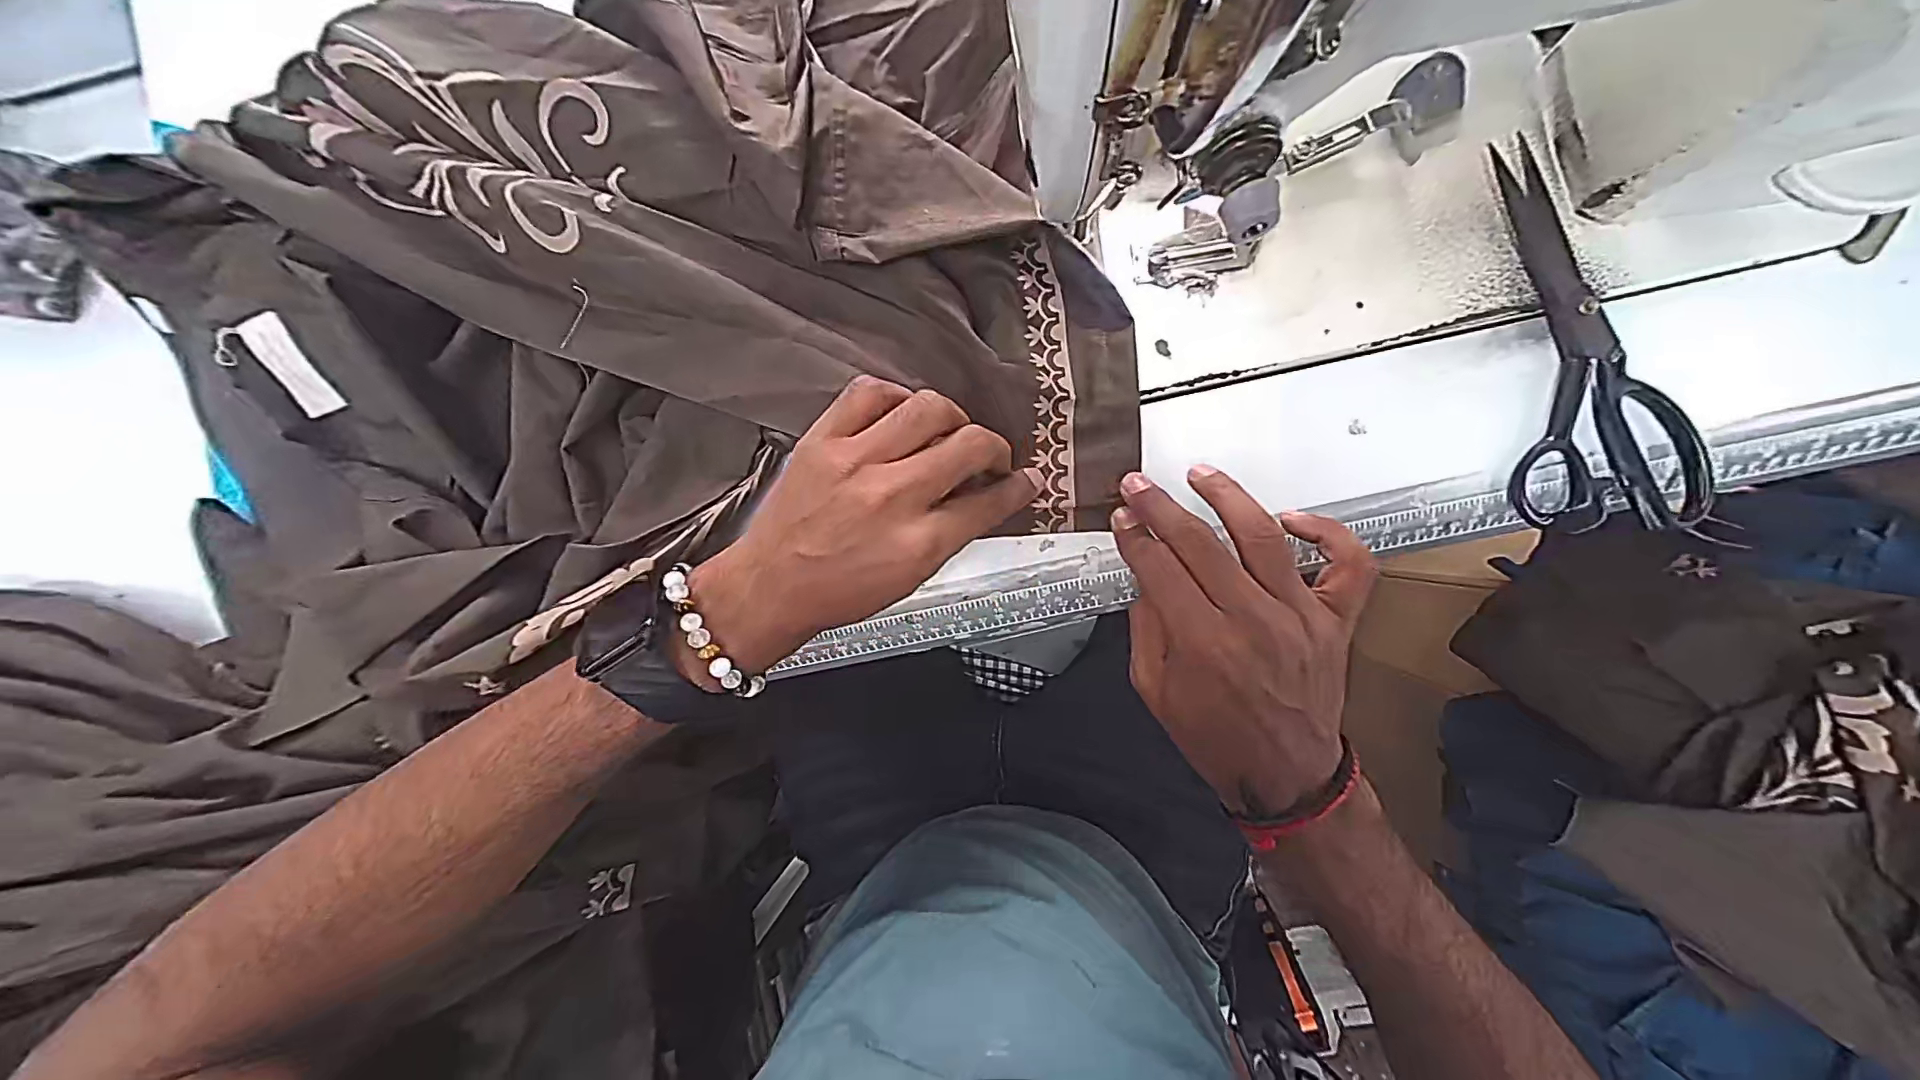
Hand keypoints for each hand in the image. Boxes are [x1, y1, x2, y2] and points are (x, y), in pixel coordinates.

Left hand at [682, 376, 1038, 679]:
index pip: (988, 502)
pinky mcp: (822, 441)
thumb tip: (987, 499)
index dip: (1018, 487)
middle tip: (991, 457)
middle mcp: (891, 496)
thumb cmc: (838, 591)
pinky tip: (901, 415)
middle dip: (995, 449)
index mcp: (918, 543)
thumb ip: (953, 535)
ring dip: (953, 418)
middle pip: (969, 446)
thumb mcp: (909, 578)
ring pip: (929, 408)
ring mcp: (854, 462)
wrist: (770, 586)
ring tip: (949, 432)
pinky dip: (896, 397)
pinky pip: (870, 393)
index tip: (1027, 479)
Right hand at [1111, 466, 1376, 817]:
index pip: (1159, 568)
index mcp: (1201, 644)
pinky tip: (1290, 518)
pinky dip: (1326, 532)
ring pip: (1263, 538)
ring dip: (1228, 498)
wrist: (1285, 774)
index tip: (1123, 515)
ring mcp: (1300, 618)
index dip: (1135, 536)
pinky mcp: (1335, 621)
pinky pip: (1348, 564)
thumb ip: (1146, 628)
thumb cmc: (1214, 737)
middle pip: (1199, 544)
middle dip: (1161, 508)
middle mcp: (1252, 622)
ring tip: (1201, 475)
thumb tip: (1146, 576)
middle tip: (1140, 484)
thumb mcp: (1154, 690)